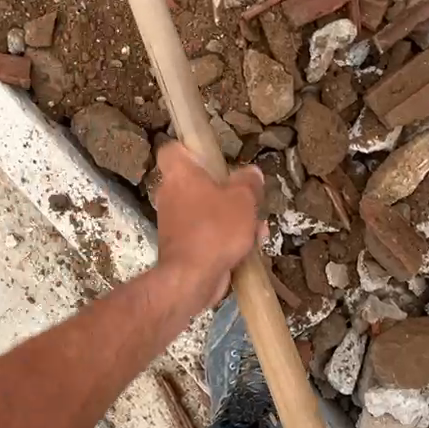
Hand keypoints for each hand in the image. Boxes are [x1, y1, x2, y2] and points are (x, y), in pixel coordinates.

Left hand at [151, 142, 262, 308]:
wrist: (192, 278)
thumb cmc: (215, 228)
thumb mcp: (243, 199)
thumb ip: (249, 182)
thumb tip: (251, 173)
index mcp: (179, 174)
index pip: (172, 149)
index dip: (190, 149)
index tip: (210, 156)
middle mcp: (170, 195)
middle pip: (196, 183)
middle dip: (224, 190)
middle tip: (246, 197)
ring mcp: (174, 223)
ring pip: (206, 211)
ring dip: (231, 217)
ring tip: (257, 227)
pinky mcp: (181, 247)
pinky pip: (206, 233)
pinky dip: (225, 238)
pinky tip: (251, 246)